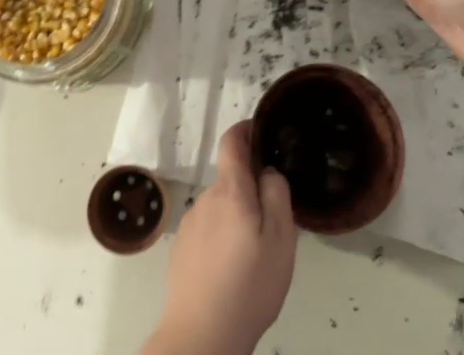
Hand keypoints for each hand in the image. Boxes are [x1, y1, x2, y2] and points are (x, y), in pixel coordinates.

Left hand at [147, 122, 296, 354]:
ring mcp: (190, 223)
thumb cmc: (249, 285)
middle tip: (276, 218)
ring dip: (238, 215)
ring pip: (221, 205)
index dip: (247, 130)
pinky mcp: (182, 248)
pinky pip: (209, 228)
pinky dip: (224, 236)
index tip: (264, 133)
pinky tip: (234, 267)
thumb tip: (267, 171)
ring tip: (257, 250)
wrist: (201, 335)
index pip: (232, 141)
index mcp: (230, 191)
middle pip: (231, 177)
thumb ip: (277, 196)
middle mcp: (205, 199)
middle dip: (252, 188)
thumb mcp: (280, 240)